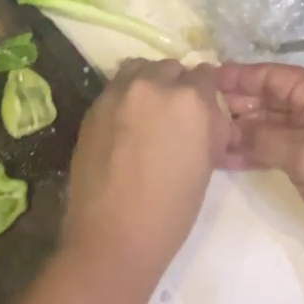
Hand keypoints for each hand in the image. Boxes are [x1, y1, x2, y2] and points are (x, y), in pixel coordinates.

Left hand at [62, 58, 230, 276]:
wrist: (112, 237)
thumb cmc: (171, 211)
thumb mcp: (206, 164)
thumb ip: (208, 126)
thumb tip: (207, 111)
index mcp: (190, 99)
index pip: (205, 73)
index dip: (205, 90)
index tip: (202, 106)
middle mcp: (155, 84)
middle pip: (171, 67)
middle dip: (176, 85)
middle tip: (174, 115)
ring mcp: (120, 92)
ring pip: (141, 68)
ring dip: (149, 82)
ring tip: (148, 112)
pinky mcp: (95, 105)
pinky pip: (117, 86)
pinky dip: (125, 96)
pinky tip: (125, 124)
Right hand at [216, 63, 303, 264]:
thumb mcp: (301, 157)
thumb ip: (261, 137)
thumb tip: (229, 128)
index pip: (271, 75)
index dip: (237, 77)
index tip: (204, 78)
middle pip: (270, 96)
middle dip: (236, 105)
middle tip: (199, 113)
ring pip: (273, 120)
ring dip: (244, 130)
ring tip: (207, 137)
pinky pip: (282, 141)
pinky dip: (259, 148)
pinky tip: (230, 157)